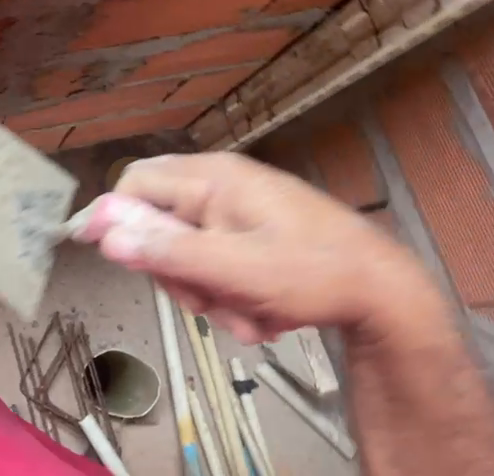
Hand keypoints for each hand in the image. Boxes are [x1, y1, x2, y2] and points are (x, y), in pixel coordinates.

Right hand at [69, 154, 437, 344]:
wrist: (388, 293)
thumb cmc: (315, 272)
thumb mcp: (236, 269)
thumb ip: (169, 252)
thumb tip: (105, 236)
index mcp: (211, 177)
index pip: (135, 184)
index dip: (118, 221)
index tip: (120, 262)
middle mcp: (220, 183)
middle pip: (160, 219)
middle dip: (175, 269)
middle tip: (201, 301)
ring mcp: (240, 207)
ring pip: (189, 246)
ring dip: (206, 288)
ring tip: (243, 316)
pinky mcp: (256, 231)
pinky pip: (218, 256)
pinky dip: (230, 288)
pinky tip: (261, 313)